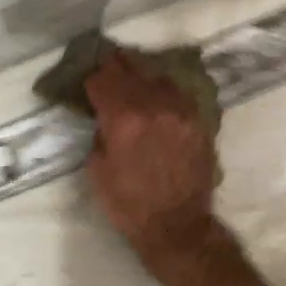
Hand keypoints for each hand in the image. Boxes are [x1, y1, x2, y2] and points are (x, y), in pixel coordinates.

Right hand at [84, 50, 221, 262]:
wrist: (176, 224)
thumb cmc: (127, 203)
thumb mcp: (97, 169)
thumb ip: (100, 134)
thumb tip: (105, 117)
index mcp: (123, 119)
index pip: (104, 81)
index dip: (92, 77)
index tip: (87, 78)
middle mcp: (154, 106)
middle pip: (131, 71)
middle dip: (116, 66)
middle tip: (107, 60)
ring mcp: (181, 111)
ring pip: (158, 76)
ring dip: (142, 72)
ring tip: (132, 69)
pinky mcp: (198, 121)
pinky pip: (179, 93)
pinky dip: (164, 87)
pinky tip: (157, 89)